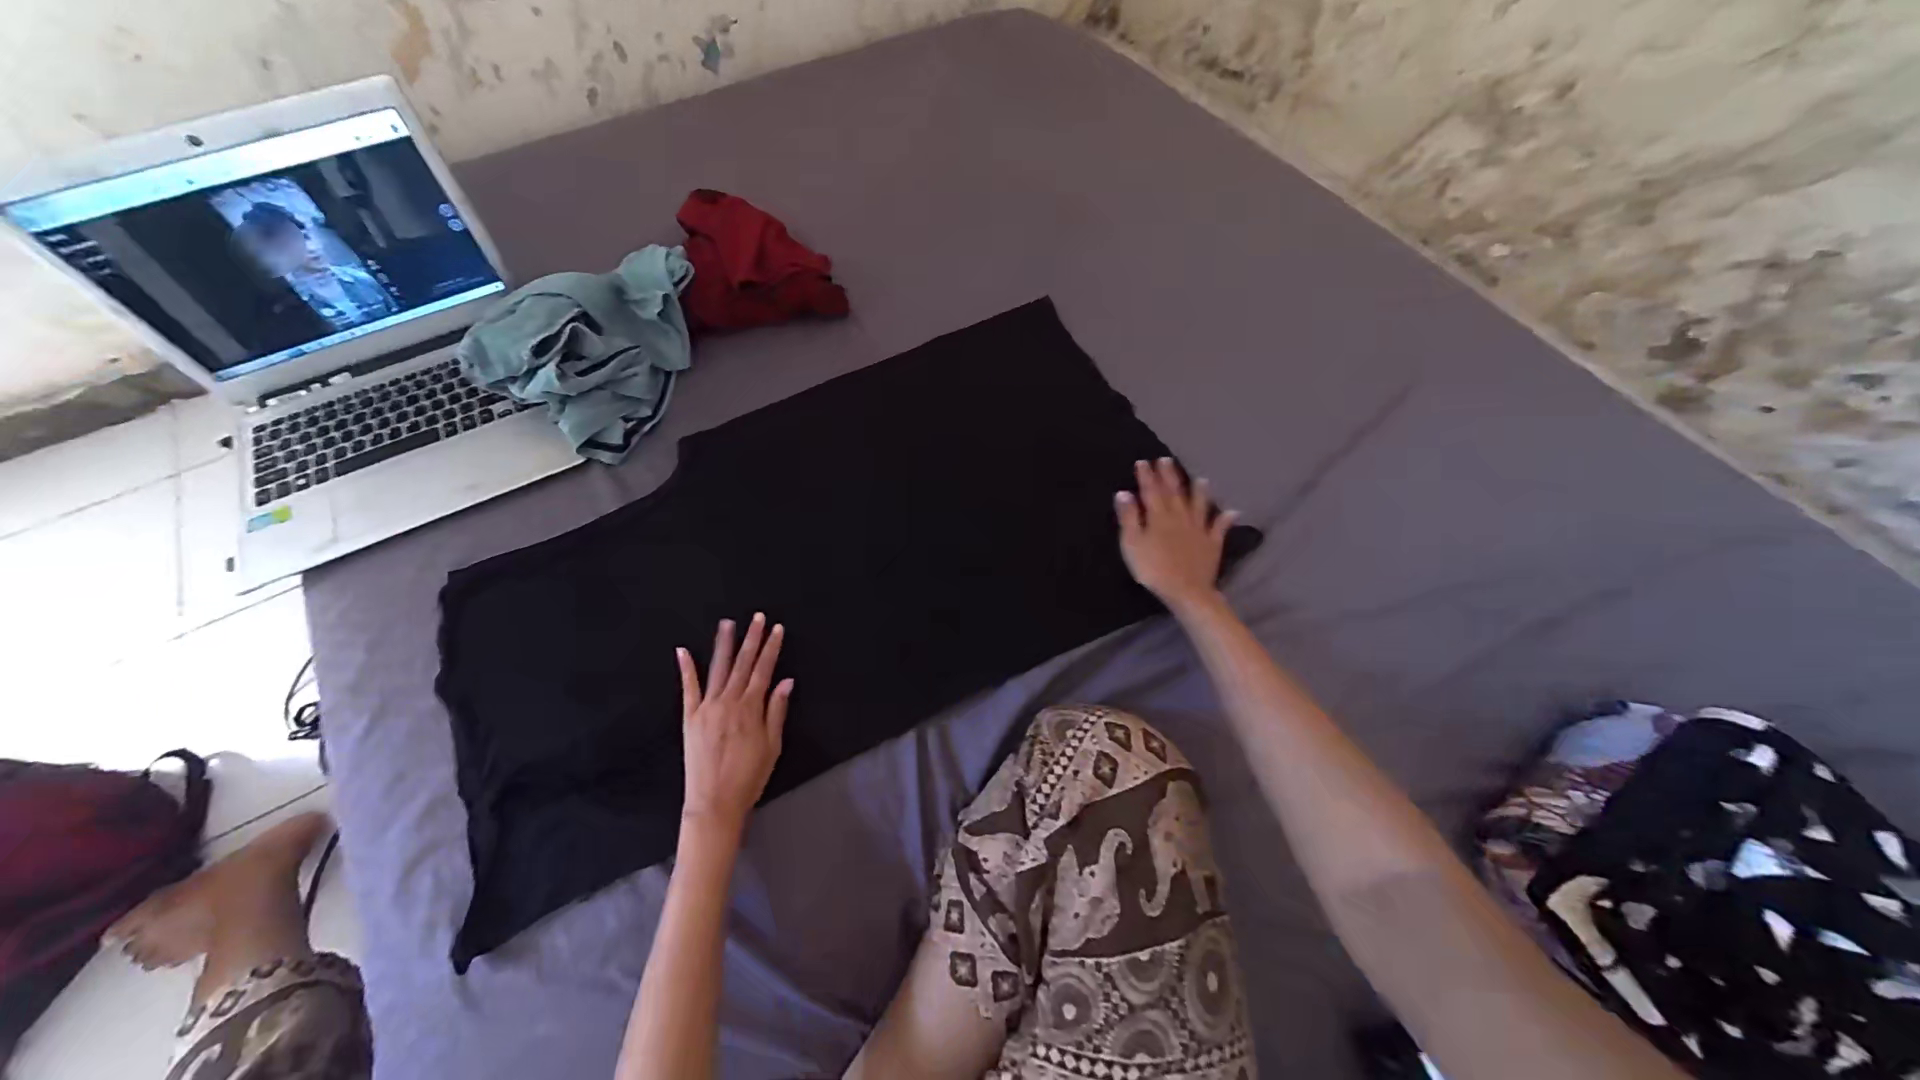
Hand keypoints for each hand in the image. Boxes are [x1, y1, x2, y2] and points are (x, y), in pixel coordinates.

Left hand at [677, 613, 792, 835]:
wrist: (714, 802)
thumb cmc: (749, 777)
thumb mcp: (772, 746)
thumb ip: (777, 711)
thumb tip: (785, 681)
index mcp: (751, 708)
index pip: (764, 670)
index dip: (771, 648)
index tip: (776, 629)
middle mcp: (728, 702)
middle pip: (743, 664)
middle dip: (752, 639)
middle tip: (757, 617)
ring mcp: (706, 708)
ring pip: (718, 669)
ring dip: (724, 645)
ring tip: (727, 624)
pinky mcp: (690, 718)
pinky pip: (688, 689)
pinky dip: (686, 669)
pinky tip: (683, 651)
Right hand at [1116, 457, 1237, 611]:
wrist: (1186, 590)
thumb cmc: (1153, 568)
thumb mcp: (1133, 543)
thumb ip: (1129, 518)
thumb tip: (1124, 493)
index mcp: (1159, 517)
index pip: (1151, 491)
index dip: (1147, 475)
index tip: (1143, 461)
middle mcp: (1180, 517)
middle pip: (1174, 493)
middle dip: (1169, 475)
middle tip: (1167, 460)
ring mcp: (1199, 529)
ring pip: (1199, 505)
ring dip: (1199, 491)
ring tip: (1201, 478)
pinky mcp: (1212, 543)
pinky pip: (1220, 528)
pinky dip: (1226, 518)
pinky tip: (1233, 511)